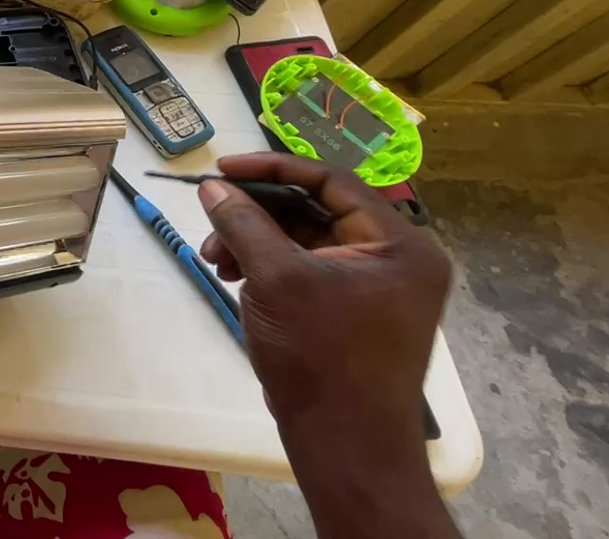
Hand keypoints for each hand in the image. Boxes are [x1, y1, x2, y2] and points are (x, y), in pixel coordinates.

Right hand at [198, 153, 458, 538]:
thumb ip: (242, 222)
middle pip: (312, 207)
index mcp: (398, 244)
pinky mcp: (351, 305)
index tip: (220, 168)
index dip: (271, 167)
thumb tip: (212, 186)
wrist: (344, 440)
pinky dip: (264, 261)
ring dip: (252, 238)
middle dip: (254, 212)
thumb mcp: (274, 276)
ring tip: (215, 259)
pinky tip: (232, 274)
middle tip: (210, 220)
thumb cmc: (320, 352)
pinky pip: (302, 263)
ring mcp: (373, 283)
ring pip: (301, 235)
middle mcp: (394, 257)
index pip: (330, 180)